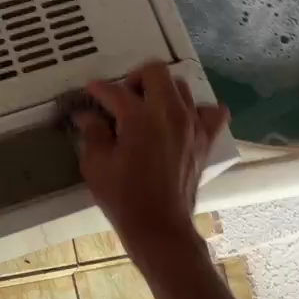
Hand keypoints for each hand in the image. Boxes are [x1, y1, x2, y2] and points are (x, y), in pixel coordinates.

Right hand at [72, 60, 229, 262]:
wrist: (159, 227)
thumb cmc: (123, 198)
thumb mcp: (96, 165)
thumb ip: (92, 133)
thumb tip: (86, 116)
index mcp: (140, 117)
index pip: (115, 91)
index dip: (98, 90)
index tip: (90, 93)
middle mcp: (170, 113)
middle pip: (155, 72)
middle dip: (135, 79)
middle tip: (123, 98)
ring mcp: (193, 124)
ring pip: (181, 87)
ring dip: (162, 92)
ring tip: (149, 110)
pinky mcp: (206, 140)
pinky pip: (212, 111)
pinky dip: (197, 110)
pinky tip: (183, 121)